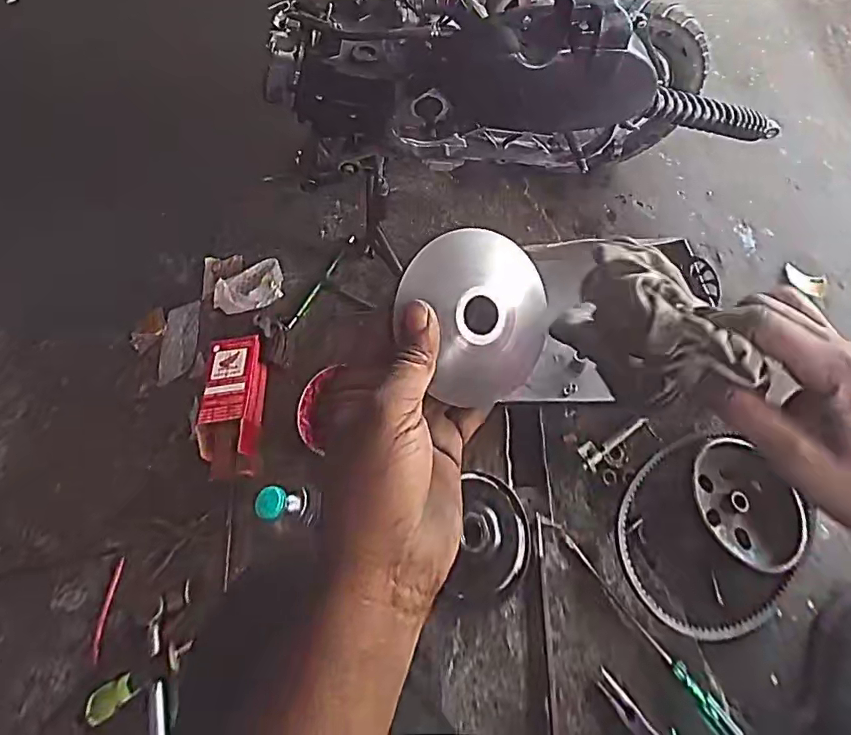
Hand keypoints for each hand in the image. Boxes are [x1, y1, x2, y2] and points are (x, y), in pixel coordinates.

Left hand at [317, 300, 489, 618]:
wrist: (397, 562)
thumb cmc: (370, 500)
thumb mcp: (387, 416)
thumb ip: (407, 364)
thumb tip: (416, 318)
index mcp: (356, 393)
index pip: (379, 337)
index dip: (401, 312)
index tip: (427, 288)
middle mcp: (384, 405)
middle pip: (414, 355)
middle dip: (436, 331)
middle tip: (463, 304)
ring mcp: (416, 426)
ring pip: (441, 379)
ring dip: (461, 359)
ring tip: (482, 329)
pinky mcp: (443, 445)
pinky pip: (466, 408)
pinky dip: (481, 392)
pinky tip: (495, 373)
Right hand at [707, 287, 850, 555]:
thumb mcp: (797, 461)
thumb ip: (748, 416)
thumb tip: (705, 380)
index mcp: (835, 366)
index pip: (765, 320)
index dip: (723, 326)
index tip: (694, 342)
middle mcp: (840, 349)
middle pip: (772, 303)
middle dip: (730, 320)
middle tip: (701, 347)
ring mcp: (840, 352)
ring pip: (784, 305)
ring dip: (748, 319)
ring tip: (722, 349)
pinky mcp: (835, 362)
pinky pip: (794, 323)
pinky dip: (764, 328)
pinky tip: (750, 357)